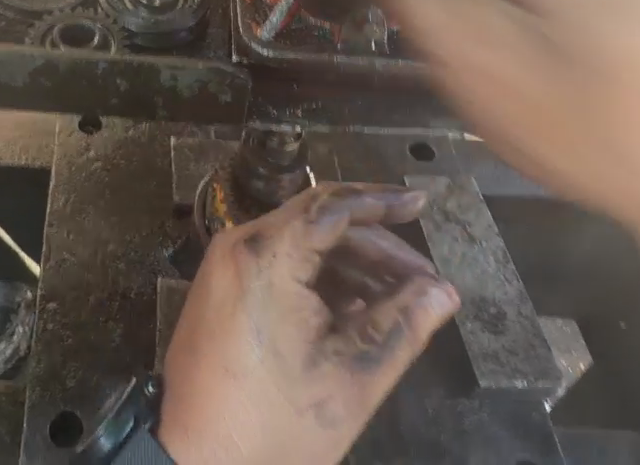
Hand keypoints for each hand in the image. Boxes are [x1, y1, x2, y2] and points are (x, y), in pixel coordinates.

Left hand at [158, 184, 458, 464]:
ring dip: (351, 265)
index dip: (381, 201)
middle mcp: (239, 244)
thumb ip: (400, 327)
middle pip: (318, 223)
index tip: (422, 202)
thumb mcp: (349, 380)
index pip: (331, 206)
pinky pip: (280, 262)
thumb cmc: (273, 424)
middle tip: (423, 281)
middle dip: (375, 247)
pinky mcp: (224, 284)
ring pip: (300, 243)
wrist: (194, 461)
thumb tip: (444, 293)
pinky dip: (320, 279)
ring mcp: (226, 263)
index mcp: (265, 255)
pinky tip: (358, 309)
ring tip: (400, 301)